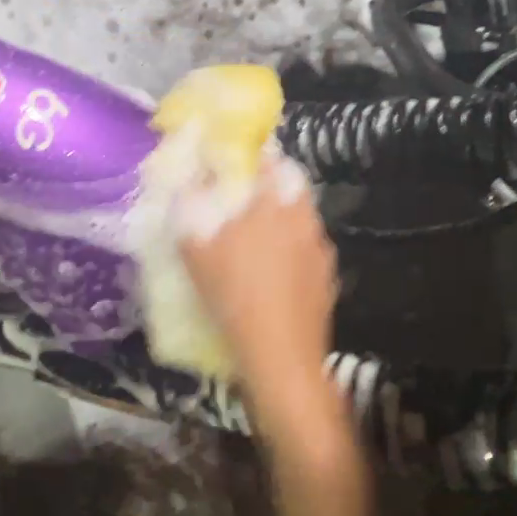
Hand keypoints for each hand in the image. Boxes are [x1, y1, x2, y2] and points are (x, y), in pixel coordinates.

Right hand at [179, 160, 337, 388]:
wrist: (280, 358)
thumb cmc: (234, 294)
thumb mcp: (196, 248)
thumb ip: (189, 206)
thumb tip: (189, 181)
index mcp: (276, 204)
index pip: (273, 161)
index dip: (253, 157)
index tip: (234, 162)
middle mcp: (305, 222)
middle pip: (289, 192)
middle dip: (266, 192)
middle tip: (238, 202)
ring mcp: (321, 254)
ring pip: (299, 224)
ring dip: (278, 225)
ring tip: (251, 242)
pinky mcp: (327, 284)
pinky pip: (305, 256)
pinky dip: (288, 257)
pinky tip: (268, 277)